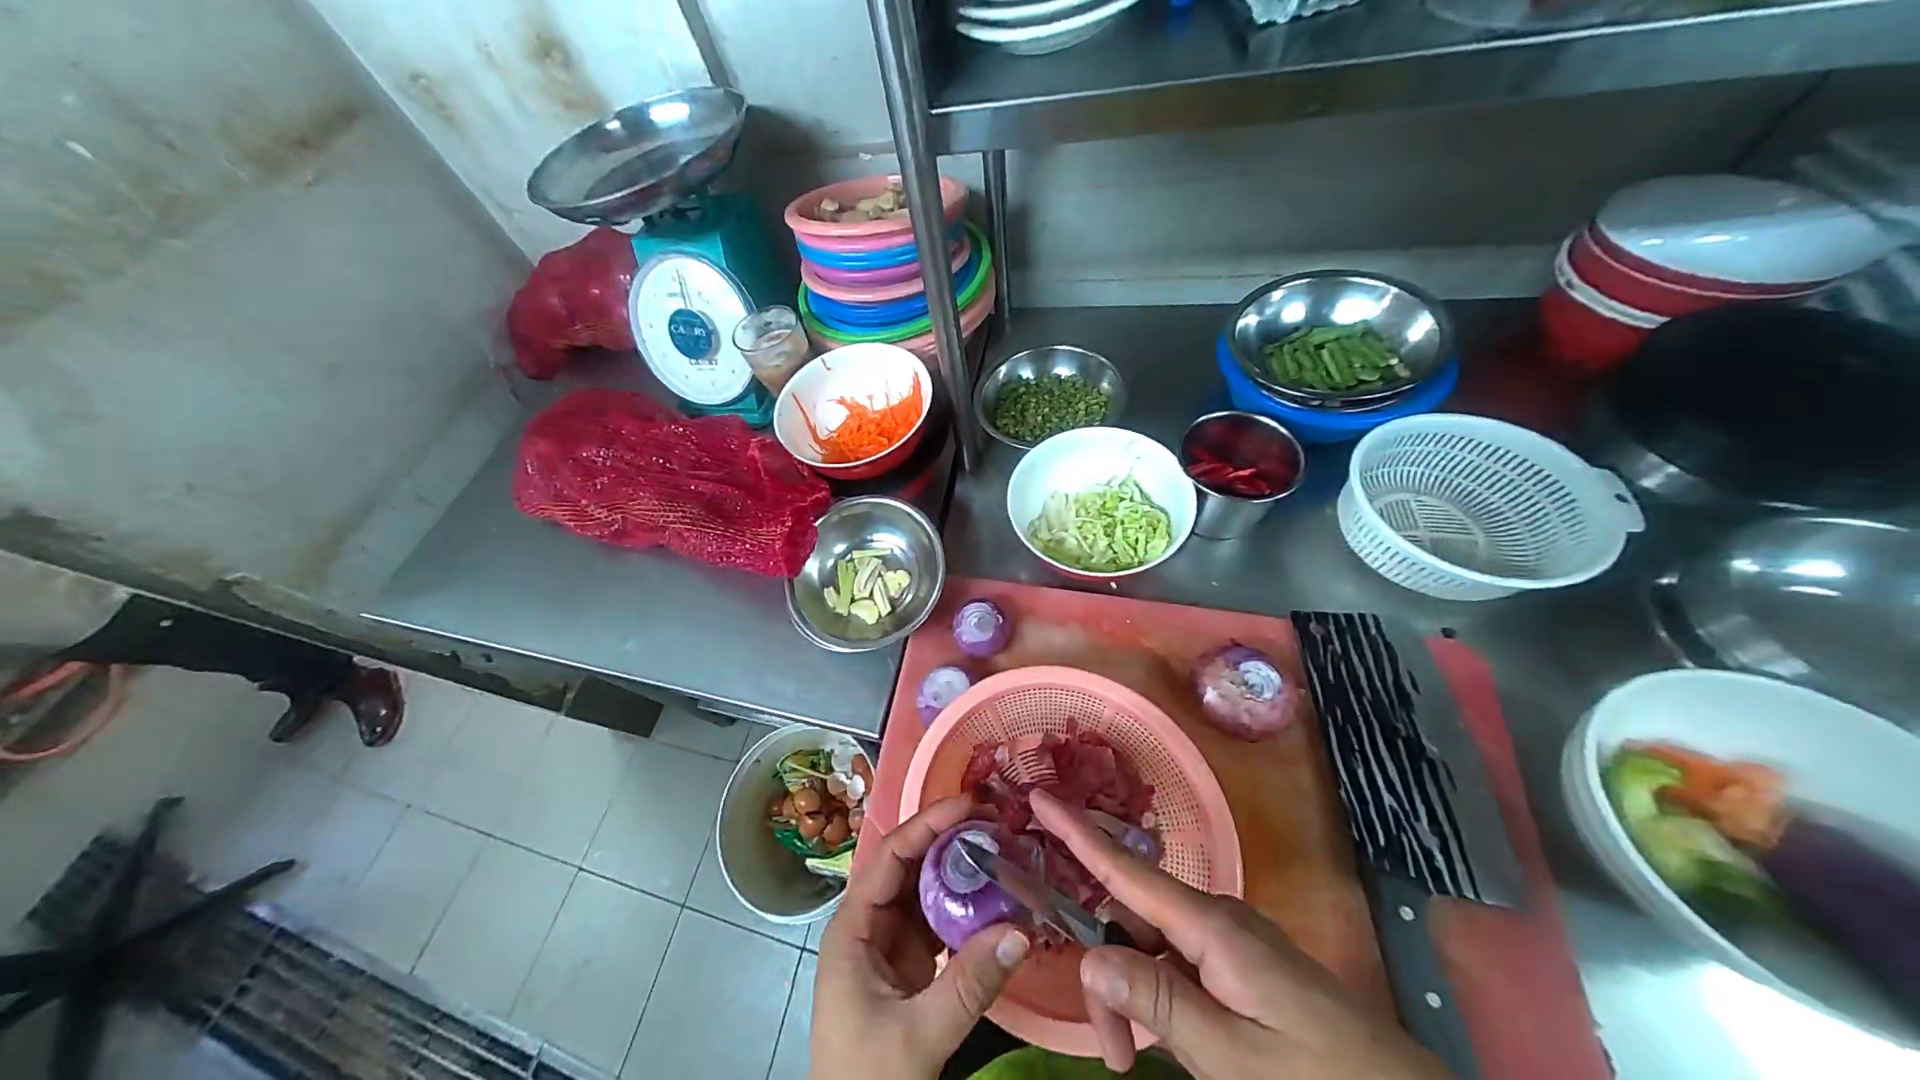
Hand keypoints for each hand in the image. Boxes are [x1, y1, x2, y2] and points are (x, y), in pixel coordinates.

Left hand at [813, 796, 1031, 1079]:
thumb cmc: (867, 1078)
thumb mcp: (918, 1034)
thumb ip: (968, 984)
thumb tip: (1021, 930)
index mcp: (853, 926)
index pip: (890, 855)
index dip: (928, 824)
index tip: (970, 805)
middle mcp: (869, 924)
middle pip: (910, 865)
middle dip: (950, 840)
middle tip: (997, 822)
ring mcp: (890, 944)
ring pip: (926, 890)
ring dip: (961, 871)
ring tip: (1003, 849)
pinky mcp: (909, 965)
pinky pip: (938, 921)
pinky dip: (966, 908)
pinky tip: (996, 899)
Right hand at [1030, 789, 1447, 1079]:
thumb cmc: (1318, 1076)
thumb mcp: (1232, 1056)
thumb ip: (1157, 1003)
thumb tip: (1090, 957)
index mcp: (1212, 928)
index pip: (1127, 871)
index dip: (1078, 833)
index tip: (1040, 797)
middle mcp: (1215, 919)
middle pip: (1131, 923)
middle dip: (1107, 974)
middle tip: (1116, 1053)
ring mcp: (1228, 940)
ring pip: (1150, 950)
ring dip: (1133, 998)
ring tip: (1136, 1059)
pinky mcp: (1238, 964)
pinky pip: (1178, 966)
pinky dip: (1159, 1000)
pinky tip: (1168, 1043)